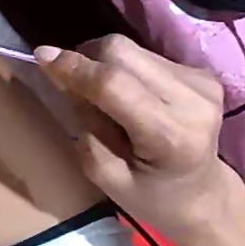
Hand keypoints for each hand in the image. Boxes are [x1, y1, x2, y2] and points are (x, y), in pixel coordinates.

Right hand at [36, 35, 244, 245]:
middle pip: (121, 52)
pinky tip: (128, 94)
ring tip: (103, 95)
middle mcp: (193, 101)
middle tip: (71, 83)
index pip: (114, 85)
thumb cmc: (150, 197)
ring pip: (131, 48)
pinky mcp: (202, 73)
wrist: (202, 197)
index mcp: (170, 136)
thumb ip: (84, 125)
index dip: (75, 67)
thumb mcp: (105, 177)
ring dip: (104, 64)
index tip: (42, 56)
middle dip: (86, 60)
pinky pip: (145, 54)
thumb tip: (63, 74)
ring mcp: (202, 83)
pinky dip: (124, 68)